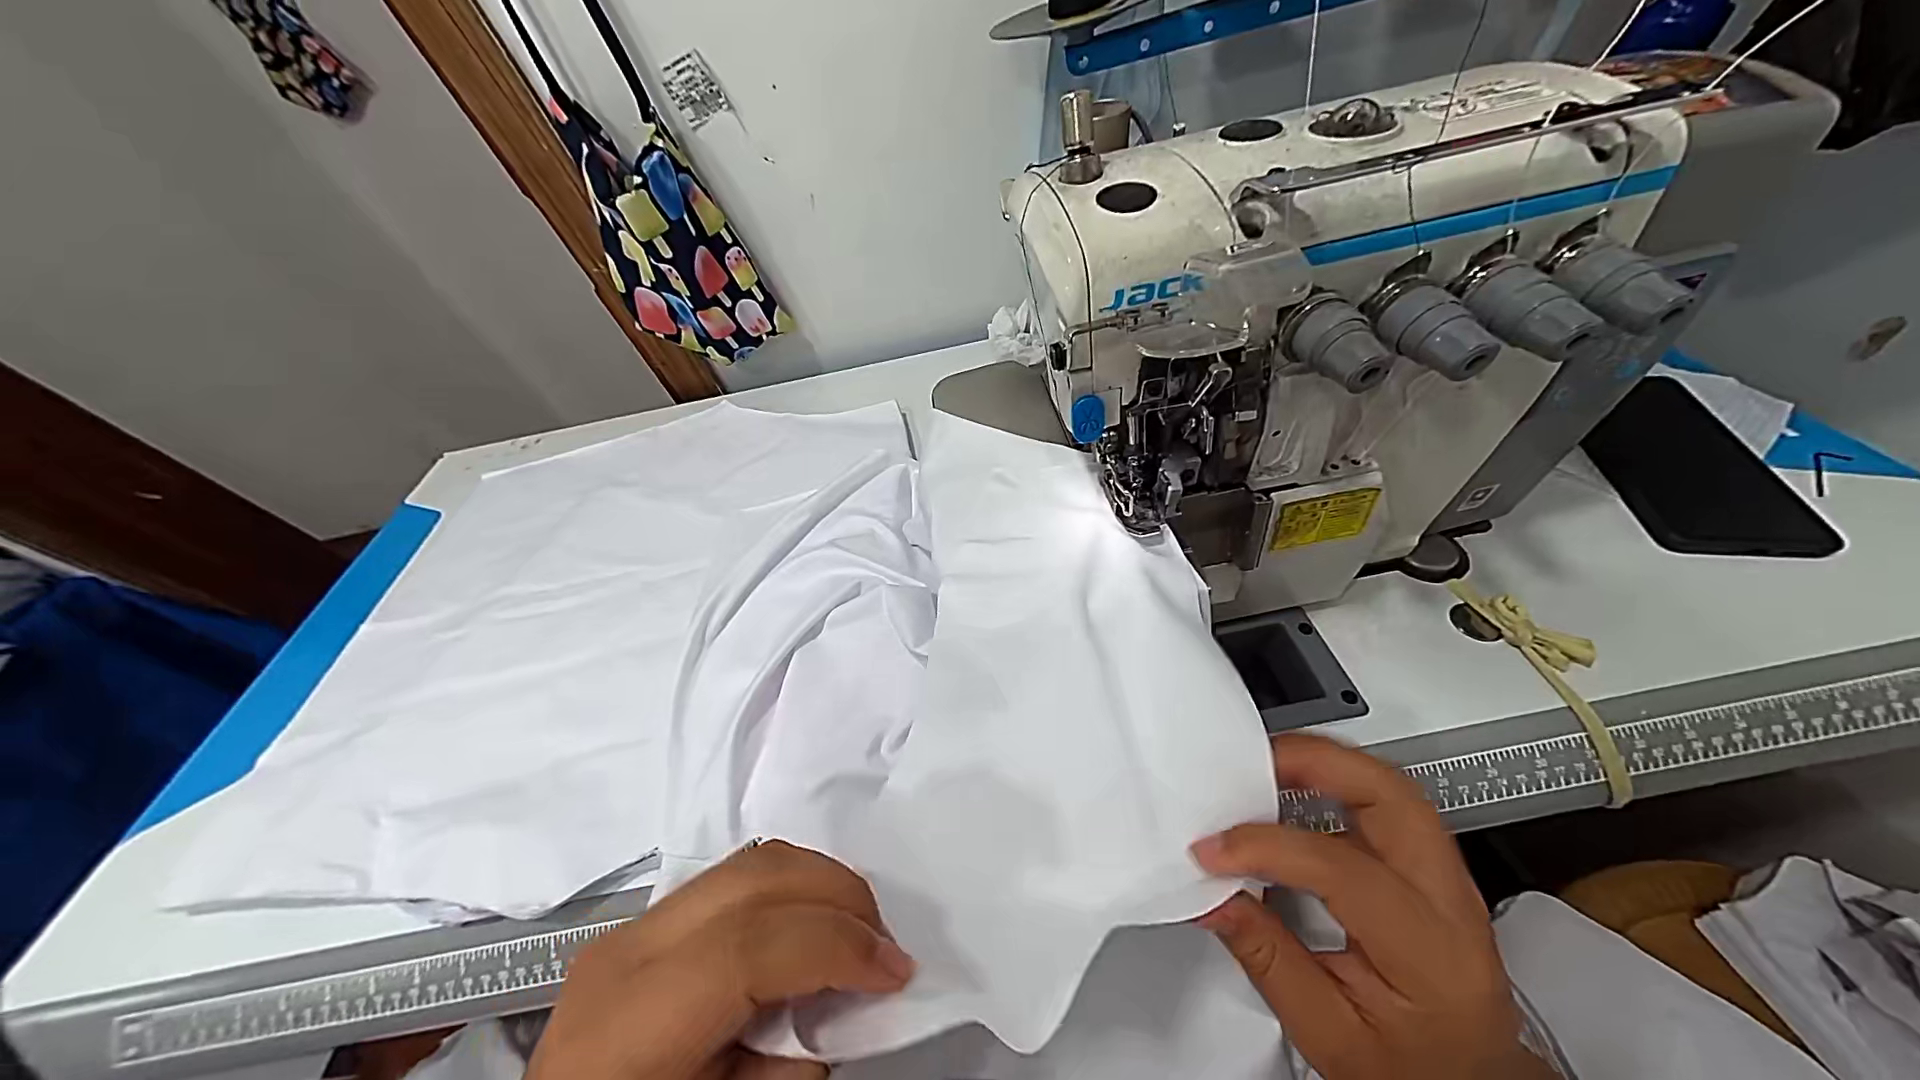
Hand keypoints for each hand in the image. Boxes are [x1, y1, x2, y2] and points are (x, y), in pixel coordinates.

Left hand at [527, 841, 914, 1079]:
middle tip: (883, 947)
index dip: (834, 947)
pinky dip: (791, 891)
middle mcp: (625, 954)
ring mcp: (632, 927)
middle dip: (839, 896)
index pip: (747, 946)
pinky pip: (736, 880)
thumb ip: (795, 1057)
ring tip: (855, 935)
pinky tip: (812, 929)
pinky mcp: (647, 922)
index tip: (894, 973)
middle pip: (756, 877)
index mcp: (626, 1026)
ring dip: (820, 885)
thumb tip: (848, 995)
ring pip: (752, 861)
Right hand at [1191, 734, 1554, 1079]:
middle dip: (1314, 762)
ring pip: (1390, 784)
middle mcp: (1449, 901)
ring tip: (1267, 767)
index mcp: (1429, 953)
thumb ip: (1266, 959)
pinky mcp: (1427, 863)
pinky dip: (1332, 779)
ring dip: (1325, 762)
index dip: (1266, 848)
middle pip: (1392, 794)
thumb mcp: (1331, 1036)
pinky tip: (1294, 790)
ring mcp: (1444, 875)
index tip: (1214, 850)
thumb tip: (1214, 897)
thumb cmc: (1416, 1071)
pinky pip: (1381, 798)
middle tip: (1253, 764)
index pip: (1343, 869)